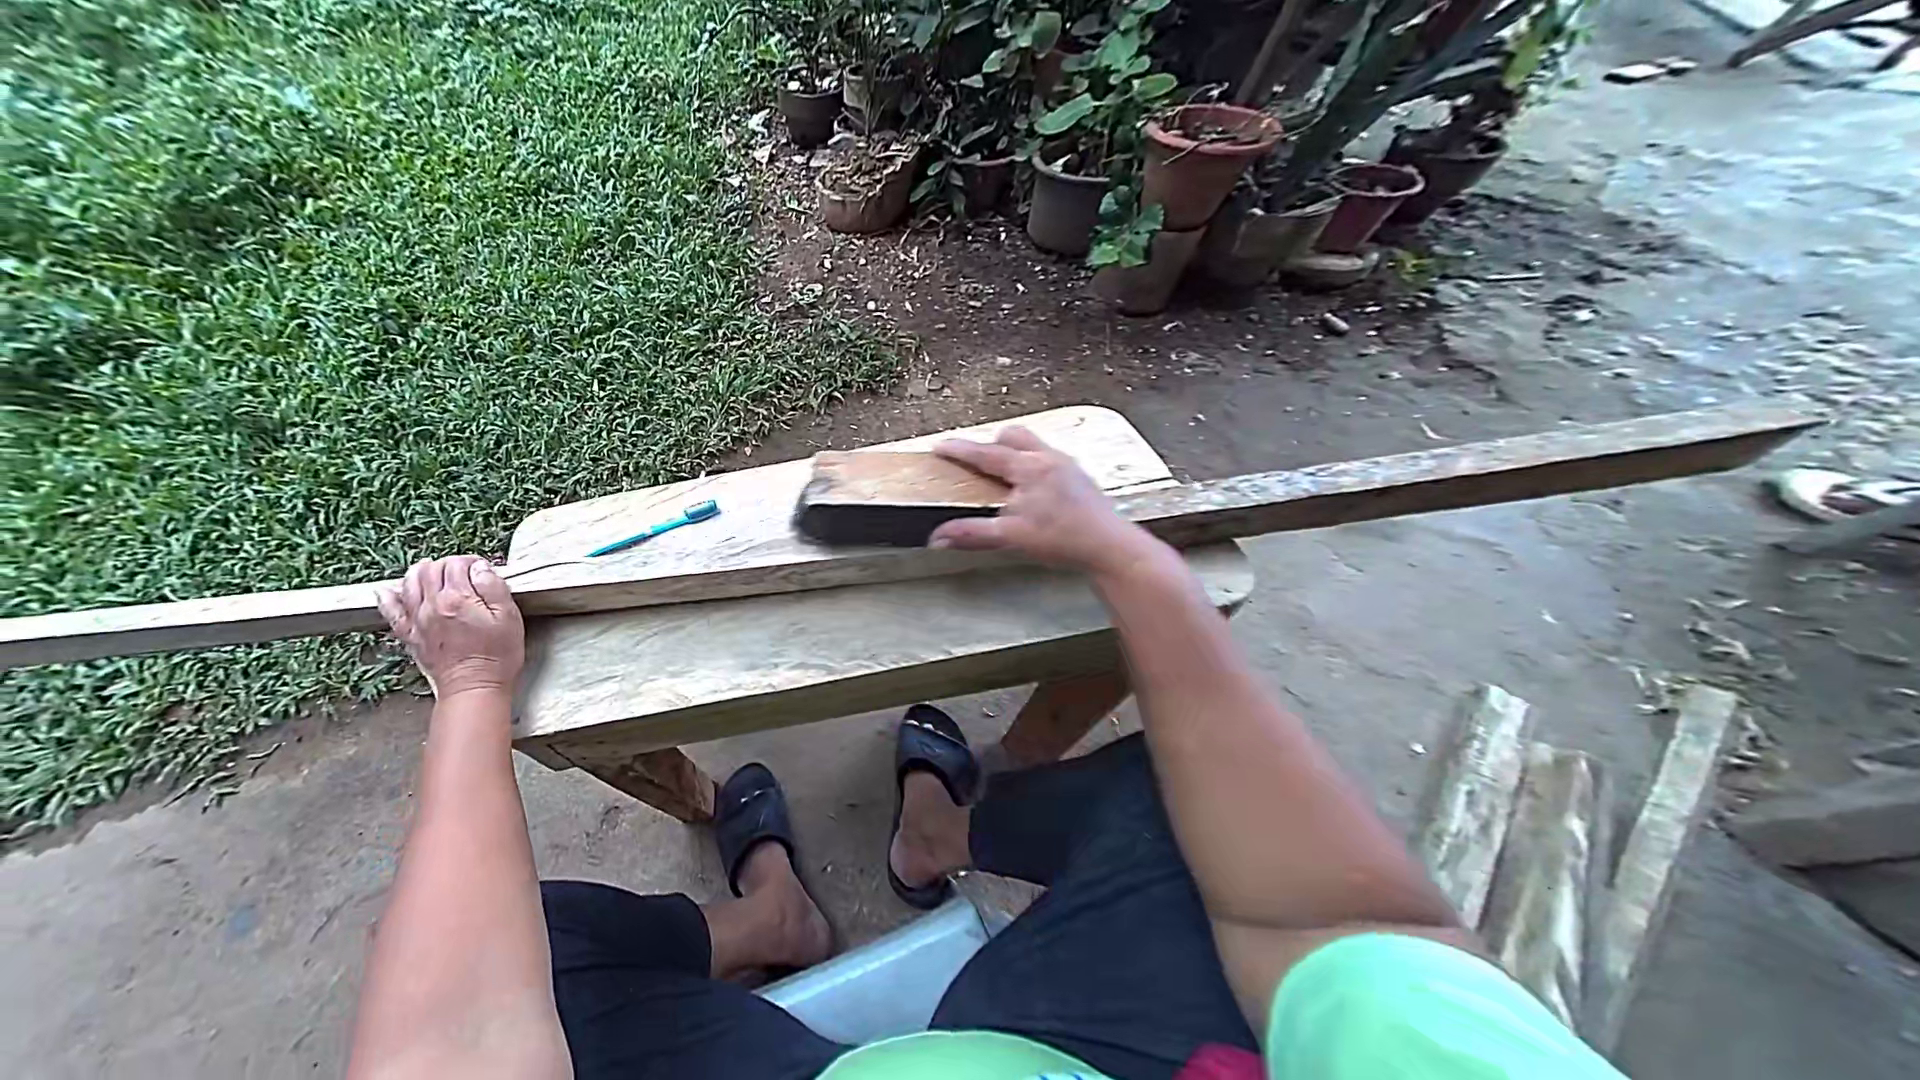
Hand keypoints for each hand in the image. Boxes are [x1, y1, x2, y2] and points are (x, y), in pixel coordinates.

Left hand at [377, 556, 524, 700]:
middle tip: (463, 570)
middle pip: (430, 570)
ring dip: (420, 573)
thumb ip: (494, 587)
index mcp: (458, 598)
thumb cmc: (497, 655)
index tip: (483, 568)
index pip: (457, 565)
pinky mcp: (410, 635)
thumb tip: (481, 568)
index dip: (471, 561)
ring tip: (433, 573)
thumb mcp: (510, 616)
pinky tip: (390, 591)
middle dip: (447, 564)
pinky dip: (388, 597)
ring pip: (408, 583)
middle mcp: (432, 605)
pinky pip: (390, 610)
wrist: (474, 686)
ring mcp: (417, 620)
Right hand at [929, 426, 1167, 576]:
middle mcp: (1050, 459)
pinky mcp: (1081, 480)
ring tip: (1006, 473)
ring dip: (1016, 453)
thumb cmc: (1065, 538)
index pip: (985, 453)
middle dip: (991, 444)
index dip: (960, 450)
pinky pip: (1052, 460)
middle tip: (976, 458)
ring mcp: (1069, 467)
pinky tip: (1036, 488)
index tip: (941, 446)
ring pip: (1035, 446)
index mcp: (1029, 467)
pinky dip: (1035, 465)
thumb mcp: (1011, 537)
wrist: (1110, 547)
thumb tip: (939, 536)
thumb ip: (973, 534)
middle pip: (1014, 437)